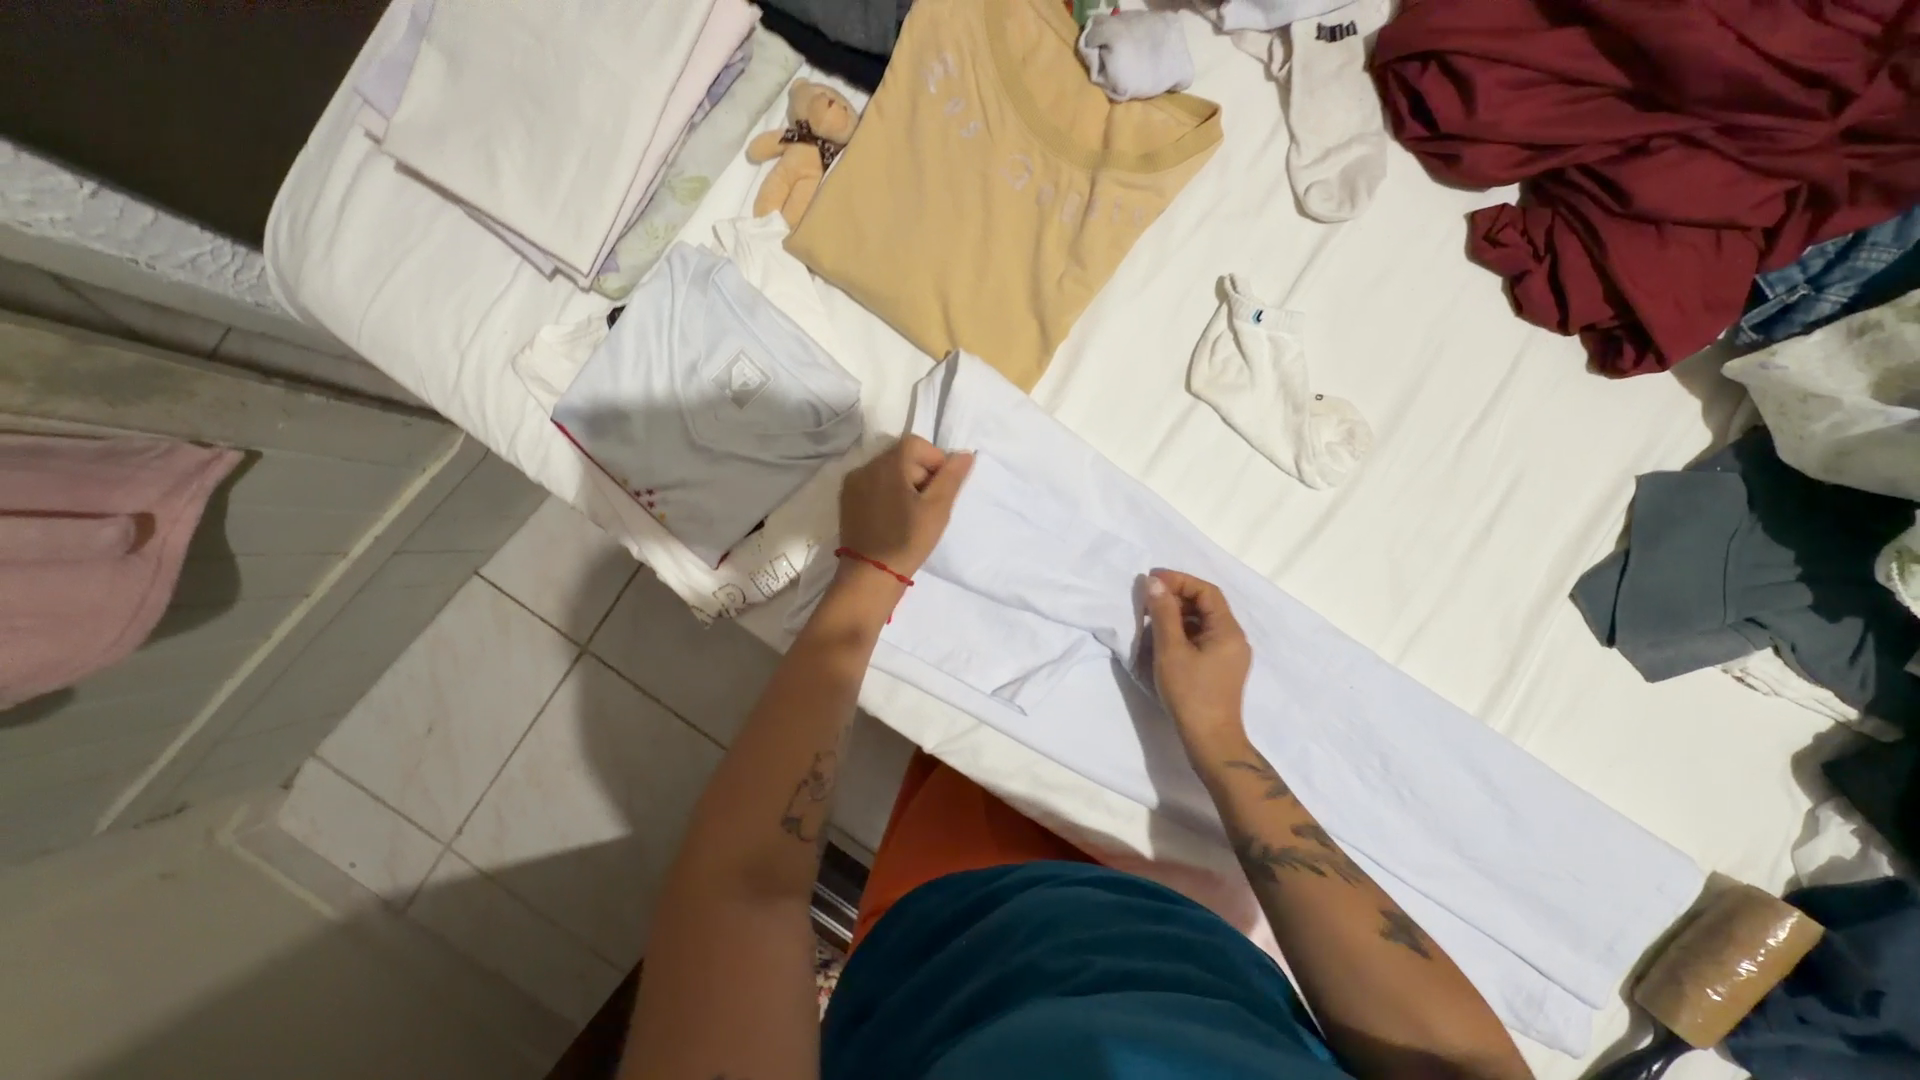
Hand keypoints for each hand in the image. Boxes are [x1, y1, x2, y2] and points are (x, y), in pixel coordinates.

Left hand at [838, 435, 974, 579]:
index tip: (942, 489)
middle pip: (901, 456)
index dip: (935, 461)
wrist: (870, 576)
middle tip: (929, 505)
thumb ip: (951, 477)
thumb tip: (964, 454)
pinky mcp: (846, 501)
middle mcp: (865, 467)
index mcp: (887, 465)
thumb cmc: (907, 541)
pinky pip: (873, 485)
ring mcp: (852, 484)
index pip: (916, 444)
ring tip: (911, 514)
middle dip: (920, 474)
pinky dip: (888, 493)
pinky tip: (894, 518)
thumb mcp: (937, 509)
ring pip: (887, 471)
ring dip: (904, 484)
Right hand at [1144, 569, 1251, 746]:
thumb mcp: (1171, 650)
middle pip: (1207, 605)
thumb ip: (1163, 613)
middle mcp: (1234, 638)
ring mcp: (1230, 655)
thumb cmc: (1190, 693)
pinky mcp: (1221, 668)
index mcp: (1228, 630)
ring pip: (1204, 622)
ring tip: (1151, 617)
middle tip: (1147, 599)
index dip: (1179, 580)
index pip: (1207, 591)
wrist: (1209, 739)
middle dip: (1177, 597)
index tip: (1152, 580)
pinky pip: (1203, 638)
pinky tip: (1163, 639)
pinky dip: (1183, 632)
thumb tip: (1155, 582)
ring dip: (1178, 614)